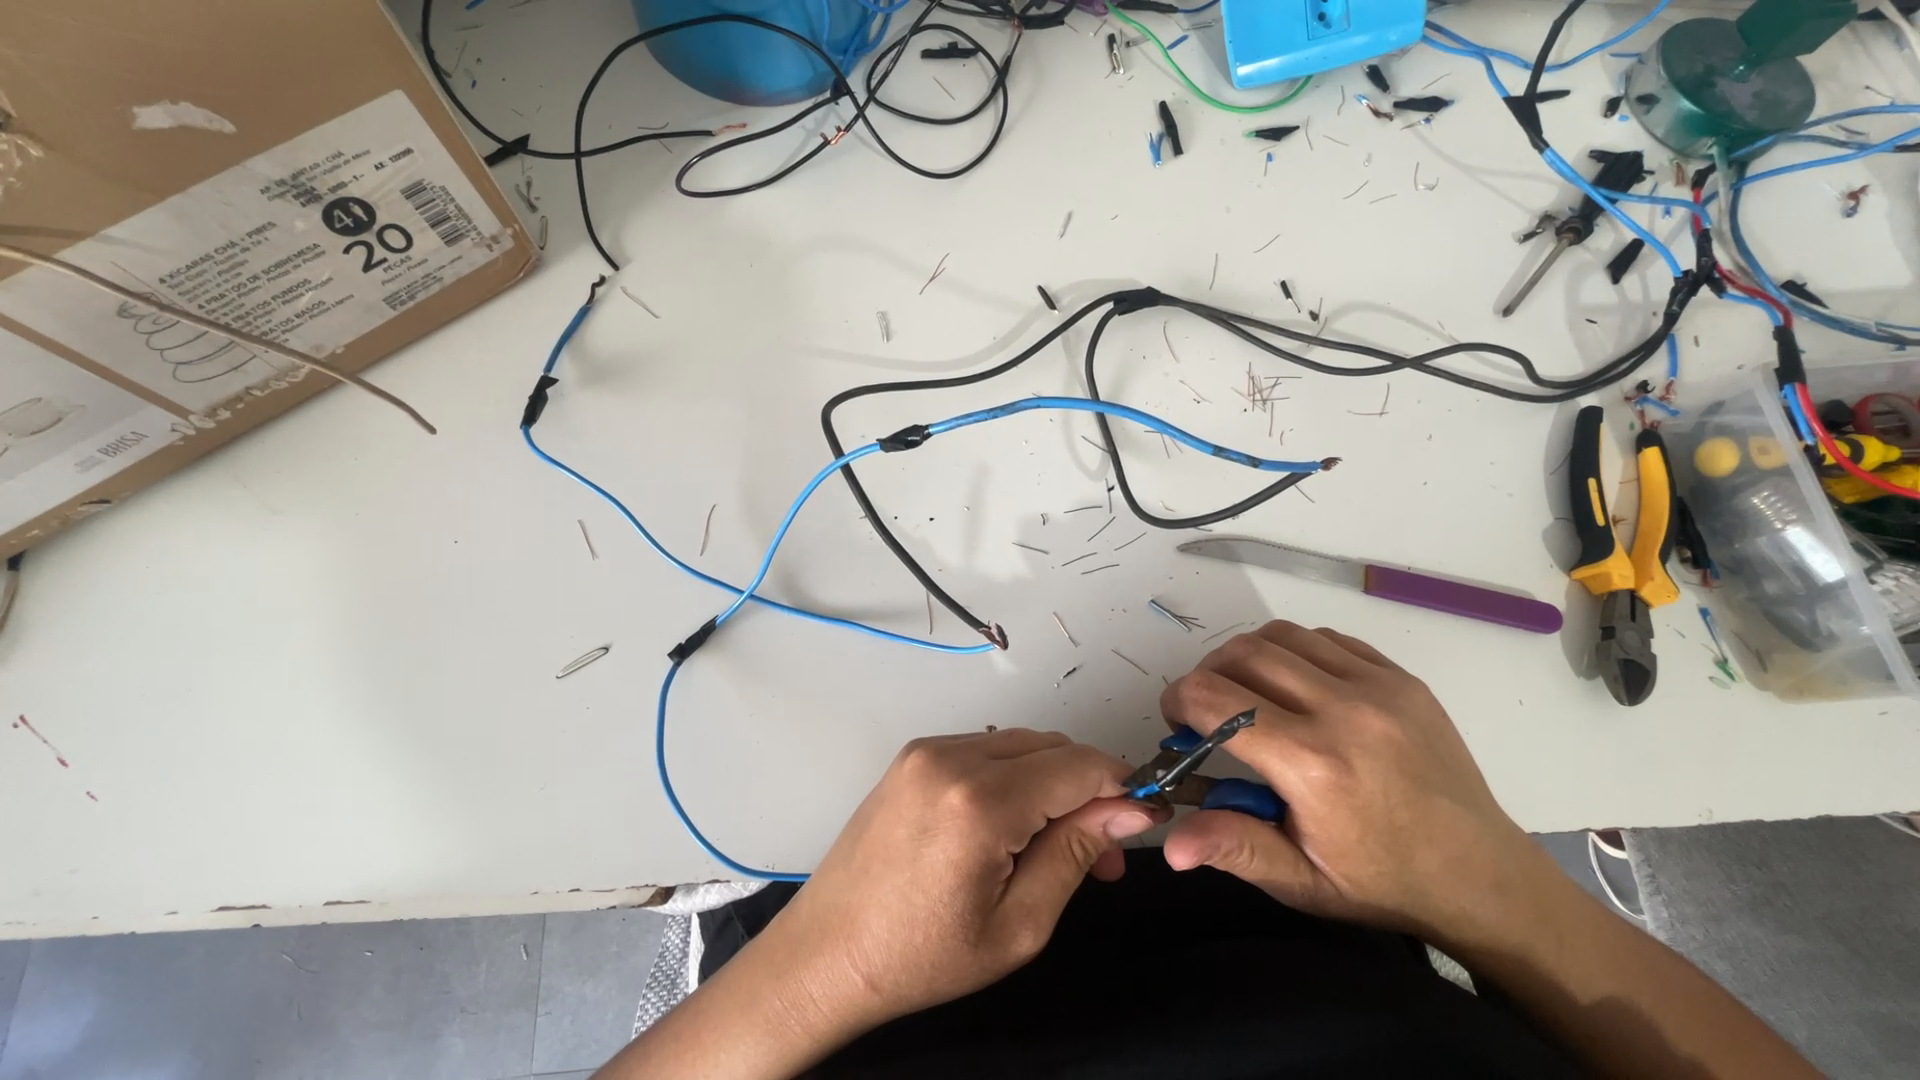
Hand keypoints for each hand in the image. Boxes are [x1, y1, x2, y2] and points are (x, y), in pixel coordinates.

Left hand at [749, 729, 1162, 1036]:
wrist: (826, 954)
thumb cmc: (923, 957)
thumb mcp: (1019, 925)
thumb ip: (1078, 854)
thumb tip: (1131, 809)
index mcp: (981, 801)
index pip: (1081, 766)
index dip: (1121, 788)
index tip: (1144, 820)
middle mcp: (952, 758)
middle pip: (1053, 747)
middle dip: (1088, 790)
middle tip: (1101, 852)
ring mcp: (926, 752)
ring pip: (1021, 744)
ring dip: (1052, 782)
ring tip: (1054, 846)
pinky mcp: (912, 758)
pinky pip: (985, 750)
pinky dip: (1013, 777)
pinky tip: (1010, 826)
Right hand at [1159, 620, 1542, 947]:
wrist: (1478, 873)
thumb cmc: (1379, 881)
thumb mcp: (1299, 881)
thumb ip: (1233, 848)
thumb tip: (1171, 845)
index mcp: (1312, 764)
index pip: (1213, 698)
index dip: (1178, 703)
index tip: (1179, 727)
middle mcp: (1344, 711)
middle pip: (1241, 654)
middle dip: (1206, 675)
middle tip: (1207, 712)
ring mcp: (1379, 687)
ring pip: (1281, 635)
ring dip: (1247, 658)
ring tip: (1249, 695)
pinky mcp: (1401, 678)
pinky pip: (1326, 639)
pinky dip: (1295, 653)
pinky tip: (1298, 688)